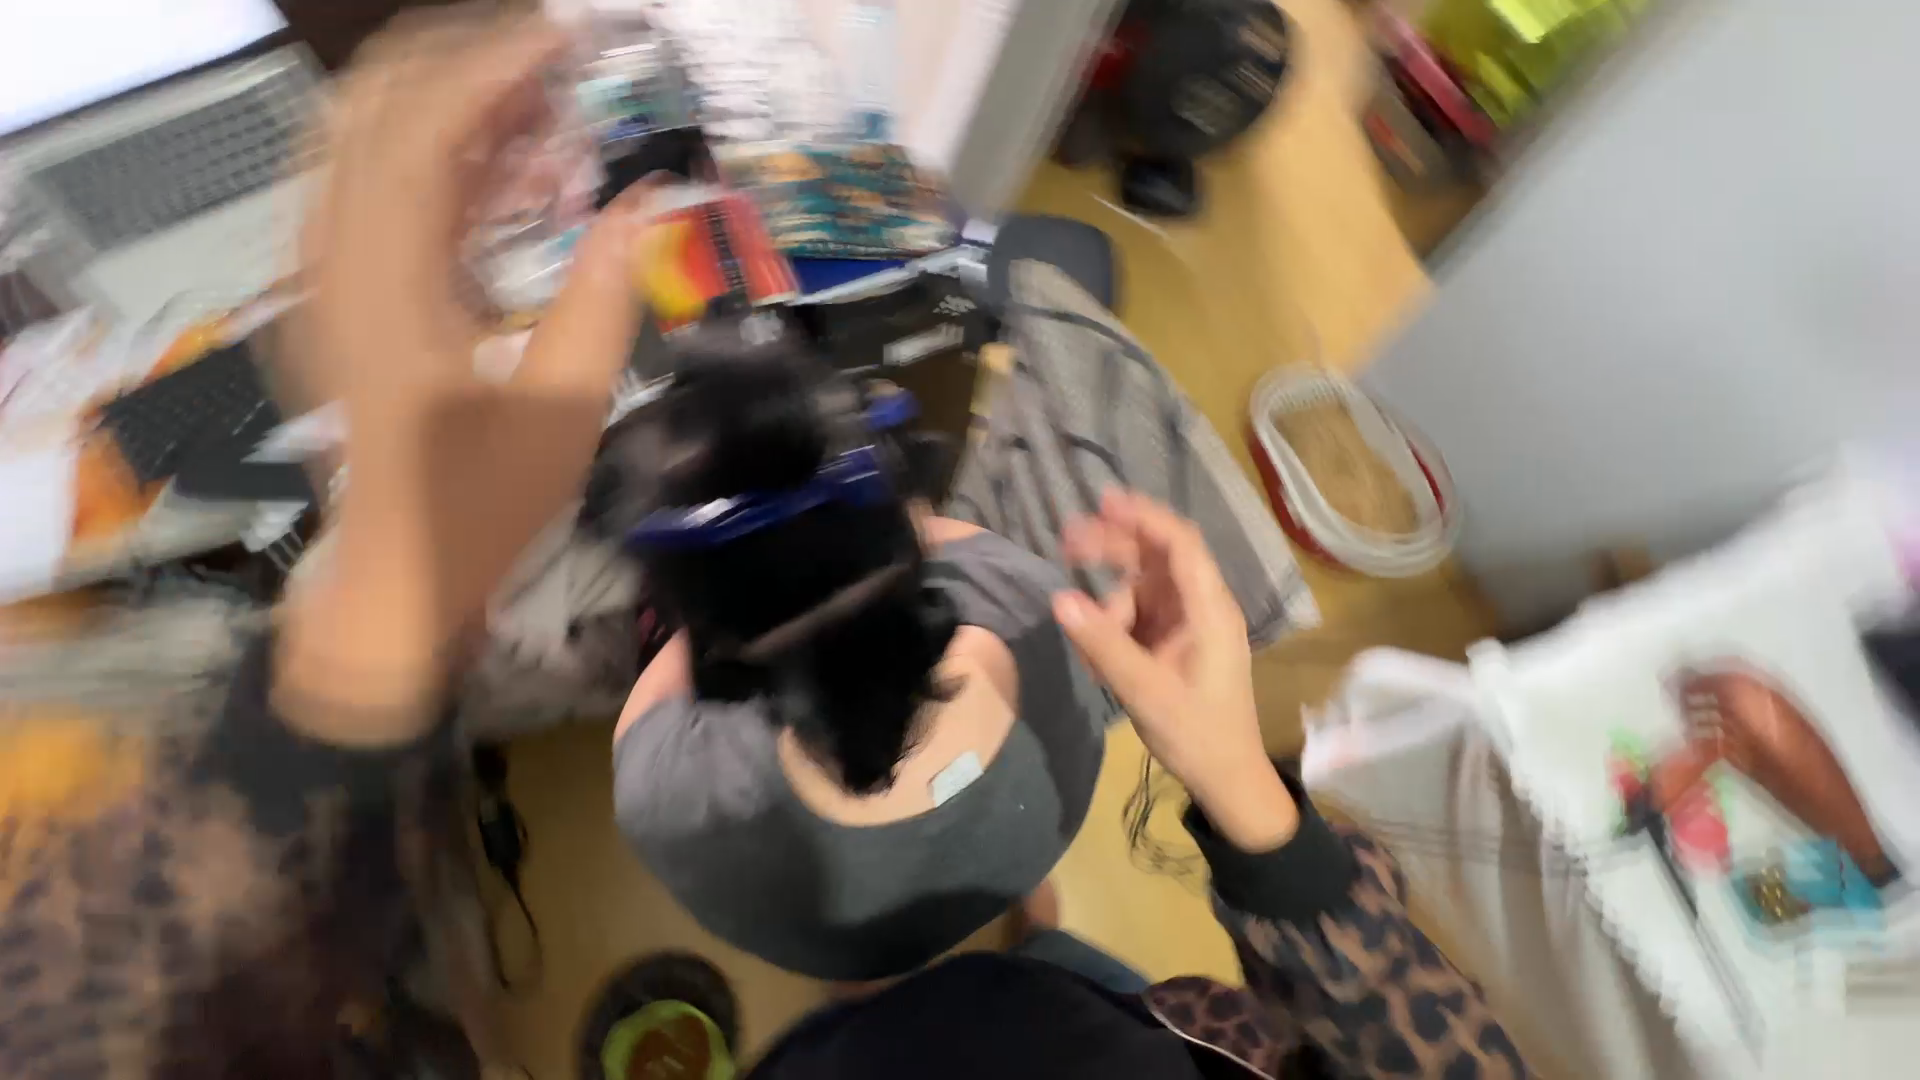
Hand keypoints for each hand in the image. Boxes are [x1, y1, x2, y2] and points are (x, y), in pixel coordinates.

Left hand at [279, 11, 650, 742]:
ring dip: (452, 110)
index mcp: (382, 286)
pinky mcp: (347, 297)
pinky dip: (444, 165)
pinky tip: (509, 170)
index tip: (561, 38)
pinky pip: (382, 198)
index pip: (421, 137)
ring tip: (541, 98)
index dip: (491, 73)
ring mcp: (330, 277)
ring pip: (371, 148)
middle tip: (553, 54)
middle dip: (464, 67)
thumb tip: (643, 210)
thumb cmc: (490, 499)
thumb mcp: (566, 404)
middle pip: (375, 116)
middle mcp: (334, 261)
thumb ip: (604, 296)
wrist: (409, 568)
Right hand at [1053, 491, 1297, 850]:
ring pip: (1138, 590)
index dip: (1143, 517)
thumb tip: (1059, 599)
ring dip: (1108, 607)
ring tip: (1089, 651)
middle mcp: (1199, 607)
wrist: (1226, 779)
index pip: (1179, 544)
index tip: (1103, 501)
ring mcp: (1185, 624)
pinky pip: (1135, 618)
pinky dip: (1113, 630)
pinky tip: (1097, 663)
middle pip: (1154, 558)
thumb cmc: (1197, 734)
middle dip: (1112, 548)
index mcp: (1209, 610)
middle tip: (1067, 541)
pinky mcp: (1172, 642)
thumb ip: (1103, 644)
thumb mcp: (1146, 691)